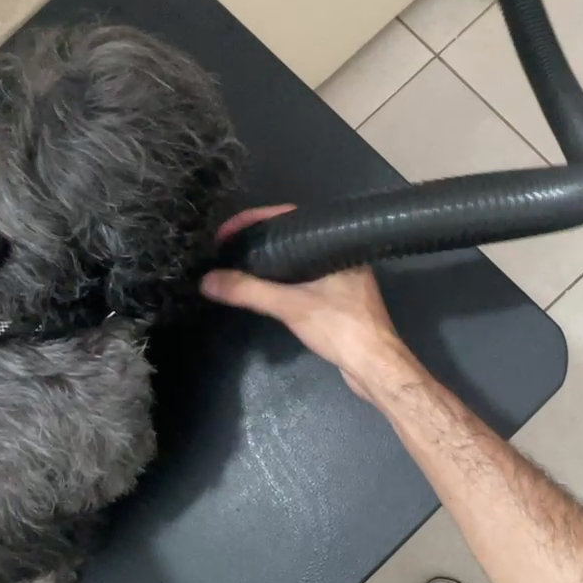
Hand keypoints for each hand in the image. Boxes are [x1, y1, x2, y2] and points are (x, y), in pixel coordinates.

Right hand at [204, 206, 418, 401]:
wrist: (375, 365)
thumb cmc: (340, 327)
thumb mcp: (291, 306)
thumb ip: (249, 291)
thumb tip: (208, 280)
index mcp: (335, 244)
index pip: (289, 216)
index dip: (255, 219)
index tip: (227, 231)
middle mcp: (340, 255)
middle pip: (292, 236)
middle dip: (259, 239)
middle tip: (229, 246)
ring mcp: (342, 277)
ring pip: (299, 260)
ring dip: (271, 261)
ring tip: (240, 264)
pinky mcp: (340, 299)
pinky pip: (304, 280)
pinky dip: (284, 280)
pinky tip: (266, 288)